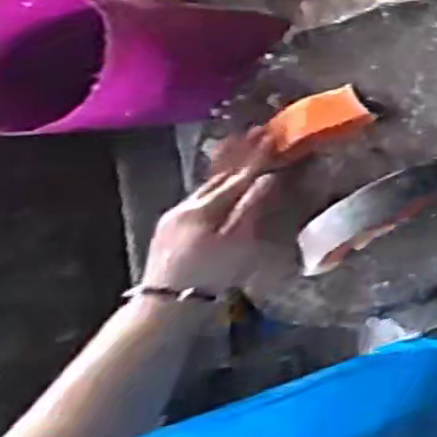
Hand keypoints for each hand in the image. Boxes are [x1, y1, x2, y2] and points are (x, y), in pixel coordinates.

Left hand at [142, 129, 278, 292]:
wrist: (165, 306)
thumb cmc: (210, 275)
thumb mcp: (237, 242)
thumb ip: (251, 207)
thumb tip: (268, 178)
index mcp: (204, 209)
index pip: (238, 176)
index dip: (257, 155)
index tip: (271, 134)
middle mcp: (186, 207)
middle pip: (219, 175)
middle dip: (239, 153)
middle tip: (257, 131)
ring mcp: (174, 217)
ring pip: (207, 185)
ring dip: (226, 166)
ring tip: (241, 147)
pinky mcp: (169, 228)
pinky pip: (199, 197)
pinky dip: (215, 183)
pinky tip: (222, 181)